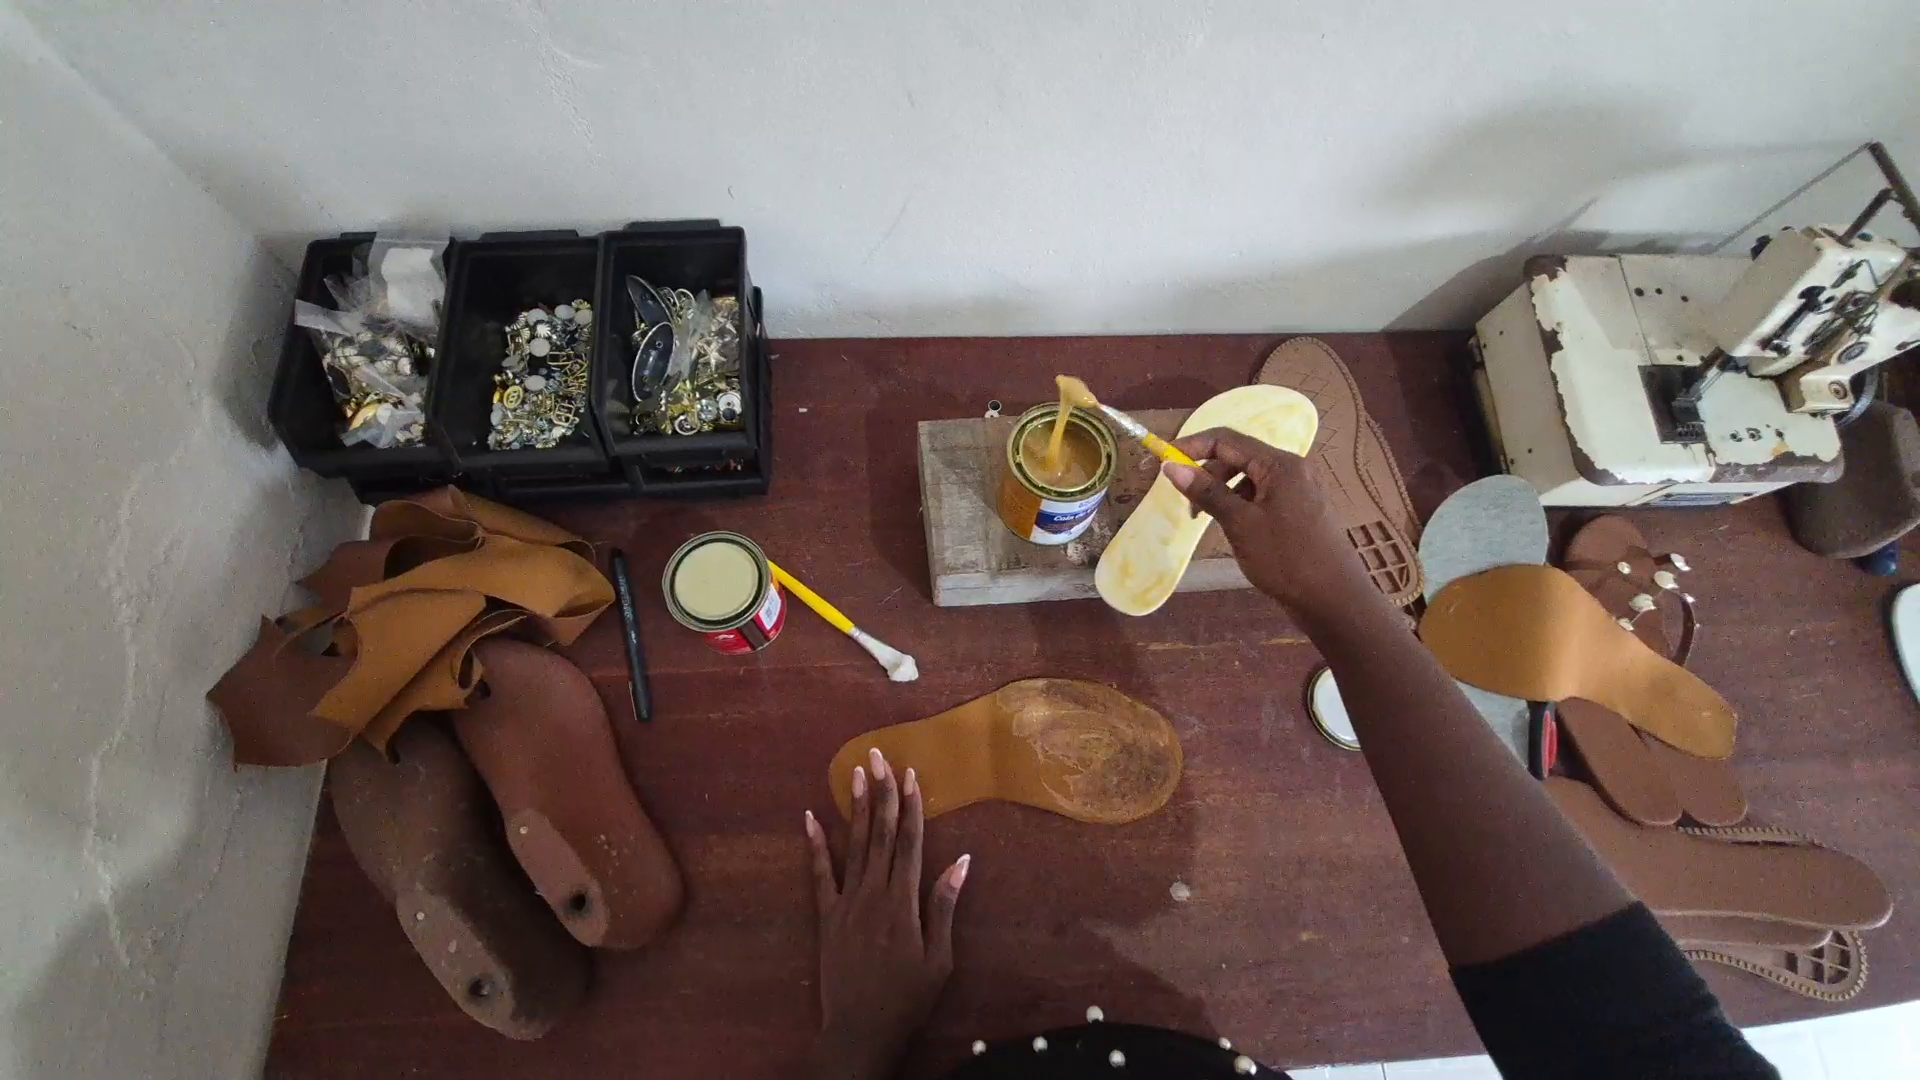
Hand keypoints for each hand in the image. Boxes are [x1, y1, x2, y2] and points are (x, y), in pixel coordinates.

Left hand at [806, 748, 969, 1079]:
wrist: (860, 1033)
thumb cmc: (907, 998)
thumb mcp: (939, 959)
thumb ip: (945, 906)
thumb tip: (963, 860)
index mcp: (905, 901)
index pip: (910, 842)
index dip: (912, 806)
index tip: (911, 775)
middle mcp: (875, 892)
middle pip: (881, 834)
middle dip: (882, 793)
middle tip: (880, 757)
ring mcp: (847, 902)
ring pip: (854, 845)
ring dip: (856, 807)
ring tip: (856, 772)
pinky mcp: (826, 916)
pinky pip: (819, 875)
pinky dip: (814, 845)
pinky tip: (809, 817)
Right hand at [1162, 427, 1373, 618]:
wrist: (1333, 599)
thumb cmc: (1285, 558)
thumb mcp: (1239, 523)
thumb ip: (1206, 491)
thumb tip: (1171, 466)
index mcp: (1280, 465)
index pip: (1227, 439)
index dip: (1192, 445)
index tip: (1164, 461)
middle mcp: (1291, 469)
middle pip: (1237, 456)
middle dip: (1206, 473)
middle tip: (1187, 504)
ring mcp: (1297, 489)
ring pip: (1248, 477)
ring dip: (1221, 490)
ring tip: (1207, 520)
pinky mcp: (1298, 508)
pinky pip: (1261, 494)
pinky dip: (1239, 503)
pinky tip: (1232, 526)